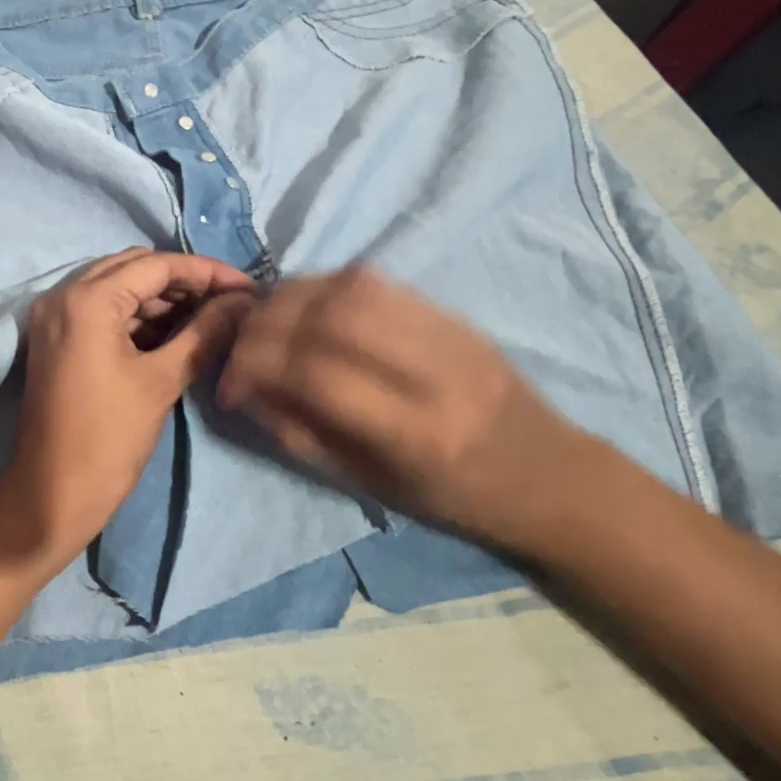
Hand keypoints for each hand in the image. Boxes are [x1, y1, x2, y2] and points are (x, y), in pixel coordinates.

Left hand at [6, 249, 256, 557]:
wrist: (53, 492)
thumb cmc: (109, 437)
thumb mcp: (162, 380)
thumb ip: (204, 332)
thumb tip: (243, 302)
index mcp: (85, 299)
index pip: (155, 265)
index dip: (206, 272)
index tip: (248, 287)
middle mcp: (62, 295)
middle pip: (133, 268)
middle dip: (183, 281)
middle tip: (230, 301)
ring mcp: (54, 317)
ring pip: (117, 288)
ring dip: (161, 298)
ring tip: (211, 317)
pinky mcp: (56, 339)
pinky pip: (101, 311)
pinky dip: (137, 316)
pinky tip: (176, 332)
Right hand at [217, 264, 609, 547]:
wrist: (550, 476)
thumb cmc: (453, 499)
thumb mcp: (369, 485)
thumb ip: (300, 432)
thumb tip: (245, 386)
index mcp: (416, 433)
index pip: (316, 373)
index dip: (256, 366)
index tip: (229, 381)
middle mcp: (436, 372)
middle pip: (332, 315)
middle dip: (268, 320)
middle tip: (239, 339)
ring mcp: (451, 333)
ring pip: (353, 286)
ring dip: (293, 294)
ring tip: (265, 317)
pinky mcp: (454, 312)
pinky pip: (377, 281)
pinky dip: (326, 286)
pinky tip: (307, 305)